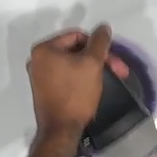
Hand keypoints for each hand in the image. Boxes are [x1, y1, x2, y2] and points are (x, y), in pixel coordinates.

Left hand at [27, 24, 120, 138]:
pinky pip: (65, 75)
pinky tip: (91, 87)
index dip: (98, 45)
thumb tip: (103, 27)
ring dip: (91, 68)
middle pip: (75, 49)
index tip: (112, 60)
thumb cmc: (76, 94)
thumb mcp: (92, 63)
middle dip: (97, 58)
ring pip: (72, 63)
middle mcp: (37, 59)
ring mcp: (39, 75)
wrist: (61, 130)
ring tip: (106, 79)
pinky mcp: (44, 89)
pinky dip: (80, 77)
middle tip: (118, 70)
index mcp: (44, 49)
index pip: (77, 35)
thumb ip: (100, 42)